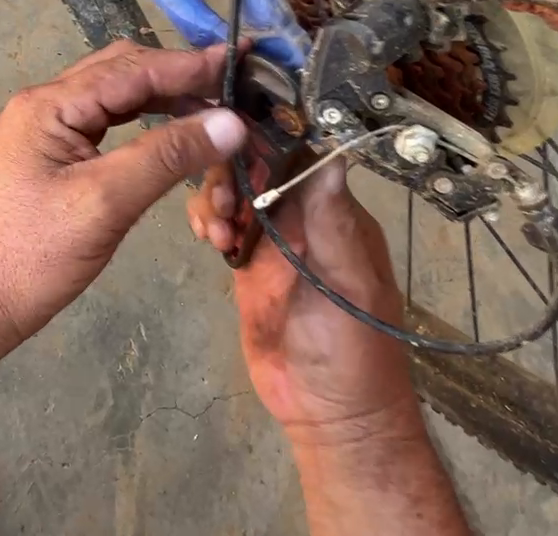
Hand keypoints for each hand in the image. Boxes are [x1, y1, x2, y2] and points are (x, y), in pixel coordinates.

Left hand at [0, 40, 248, 351]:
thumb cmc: (35, 254)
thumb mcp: (106, 203)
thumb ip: (167, 157)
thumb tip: (231, 121)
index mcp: (49, 104)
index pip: (130, 70)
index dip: (188, 64)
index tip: (240, 61)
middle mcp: (45, 103)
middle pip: (121, 72)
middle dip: (177, 75)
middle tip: (232, 87)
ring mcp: (45, 128)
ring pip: (114, 95)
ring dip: (162, 98)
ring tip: (213, 108)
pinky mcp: (51, 153)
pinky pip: (104, 121)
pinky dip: (142, 121)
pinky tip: (171, 131)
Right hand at [188, 154, 420, 443]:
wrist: (327, 413)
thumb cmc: (350, 348)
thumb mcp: (347, 283)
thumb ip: (332, 221)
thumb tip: (332, 155)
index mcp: (334, 214)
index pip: (296, 157)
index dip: (263, 144)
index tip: (234, 149)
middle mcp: (301, 217)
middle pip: (256, 167)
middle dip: (231, 174)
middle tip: (222, 206)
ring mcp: (270, 239)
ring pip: (233, 191)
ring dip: (215, 198)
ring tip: (215, 233)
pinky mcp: (245, 262)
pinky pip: (219, 222)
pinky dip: (206, 220)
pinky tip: (207, 239)